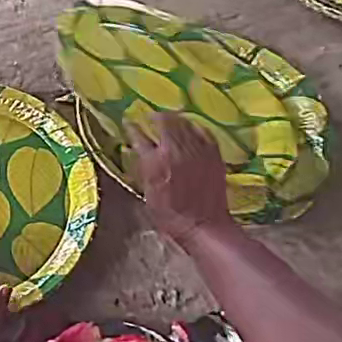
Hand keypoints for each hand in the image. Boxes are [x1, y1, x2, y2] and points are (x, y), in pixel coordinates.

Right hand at [127, 113, 233, 245]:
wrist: (203, 225)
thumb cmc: (170, 215)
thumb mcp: (148, 192)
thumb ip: (144, 167)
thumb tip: (137, 150)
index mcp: (155, 162)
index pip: (139, 137)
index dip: (132, 127)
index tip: (128, 122)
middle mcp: (175, 150)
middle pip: (164, 122)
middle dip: (155, 117)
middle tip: (151, 117)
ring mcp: (196, 149)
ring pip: (184, 123)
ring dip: (174, 119)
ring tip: (170, 119)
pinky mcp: (213, 152)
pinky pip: (202, 130)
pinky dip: (194, 126)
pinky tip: (191, 127)